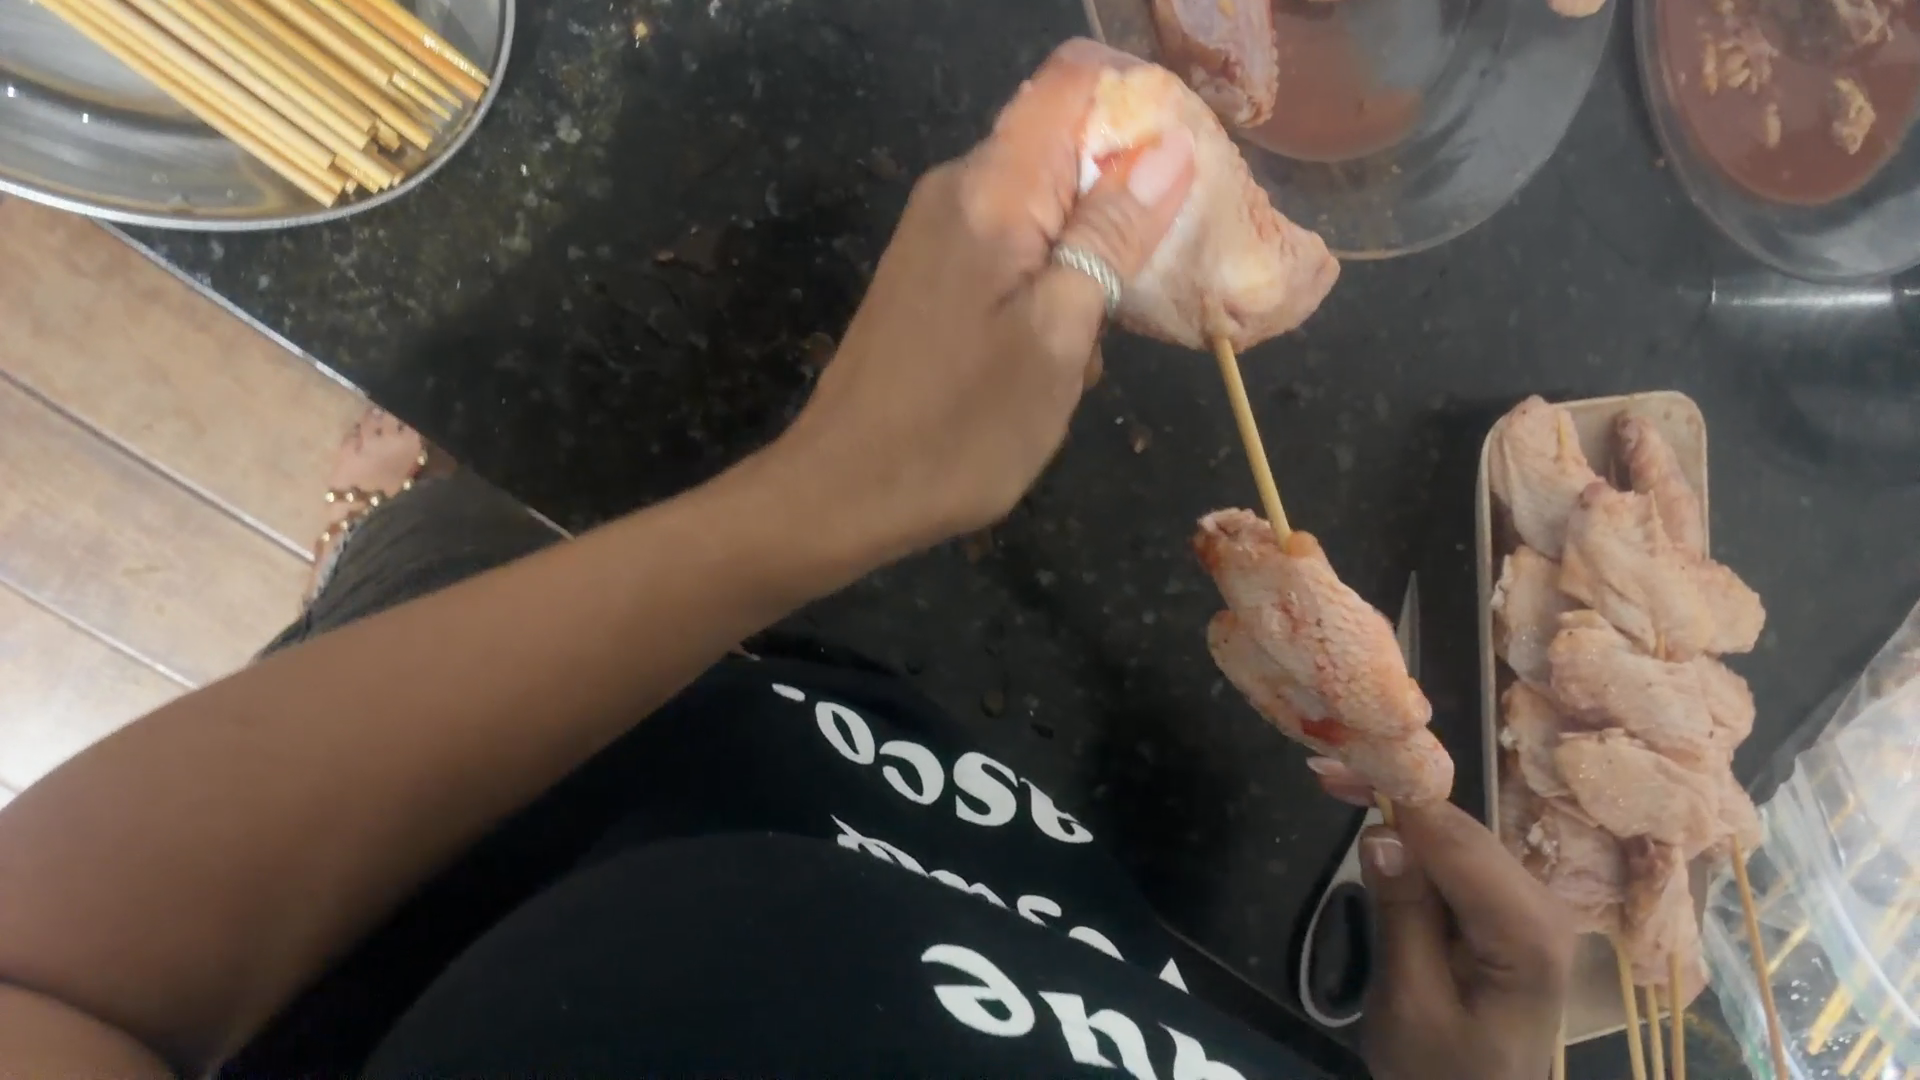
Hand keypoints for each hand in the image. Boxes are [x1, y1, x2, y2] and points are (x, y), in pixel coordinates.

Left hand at [772, 38, 1194, 557]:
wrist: (844, 492)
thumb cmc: (959, 429)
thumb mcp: (1056, 337)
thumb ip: (1109, 238)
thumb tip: (1165, 150)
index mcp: (990, 190)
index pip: (1075, 82)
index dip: (1140, 110)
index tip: (1183, 181)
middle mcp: (956, 195)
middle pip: (1062, 151)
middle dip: (1120, 205)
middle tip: (1155, 281)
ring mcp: (935, 242)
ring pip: (1040, 216)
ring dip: (1083, 268)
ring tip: (1090, 347)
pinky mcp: (928, 285)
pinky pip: (1007, 260)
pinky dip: (1044, 295)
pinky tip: (1047, 361)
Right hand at [1316, 765, 1572, 1079]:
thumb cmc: (1441, 1073)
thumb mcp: (1408, 1002)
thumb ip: (1401, 915)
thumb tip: (1382, 832)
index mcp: (1525, 934)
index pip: (1453, 838)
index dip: (1394, 792)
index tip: (1334, 766)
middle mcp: (1545, 907)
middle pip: (1458, 827)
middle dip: (1393, 793)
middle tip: (1326, 773)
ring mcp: (1533, 906)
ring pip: (1457, 834)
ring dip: (1400, 810)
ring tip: (1341, 786)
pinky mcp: (1513, 908)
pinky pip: (1460, 854)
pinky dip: (1415, 834)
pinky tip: (1380, 827)